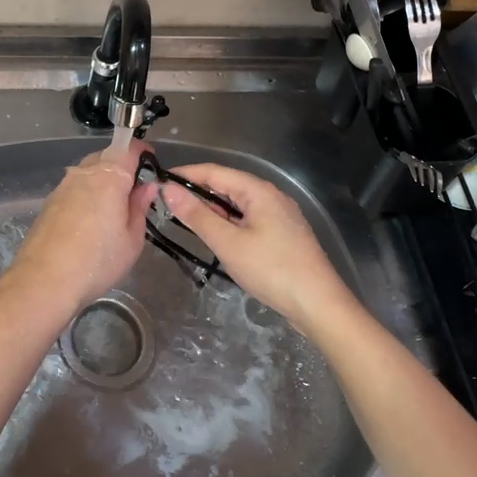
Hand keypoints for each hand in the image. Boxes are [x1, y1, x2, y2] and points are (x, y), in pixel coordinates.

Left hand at [9, 142, 152, 313]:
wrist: (44, 279)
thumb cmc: (97, 261)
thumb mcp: (132, 238)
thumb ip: (140, 206)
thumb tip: (146, 185)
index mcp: (108, 177)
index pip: (127, 148)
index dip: (142, 151)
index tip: (152, 163)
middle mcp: (83, 173)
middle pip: (106, 156)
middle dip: (123, 166)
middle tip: (136, 191)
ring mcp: (62, 186)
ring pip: (88, 171)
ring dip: (103, 180)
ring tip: (115, 208)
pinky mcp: (50, 202)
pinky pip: (75, 187)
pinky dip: (87, 193)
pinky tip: (91, 220)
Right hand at [160, 164, 363, 334]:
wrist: (319, 304)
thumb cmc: (271, 269)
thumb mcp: (228, 243)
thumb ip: (197, 215)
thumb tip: (168, 190)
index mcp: (258, 190)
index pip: (213, 172)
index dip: (184, 174)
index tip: (158, 182)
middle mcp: (271, 195)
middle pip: (227, 185)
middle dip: (197, 192)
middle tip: (167, 205)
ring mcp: (280, 215)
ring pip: (238, 204)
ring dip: (213, 209)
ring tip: (187, 221)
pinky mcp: (283, 233)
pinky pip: (249, 218)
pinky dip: (229, 222)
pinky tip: (218, 237)